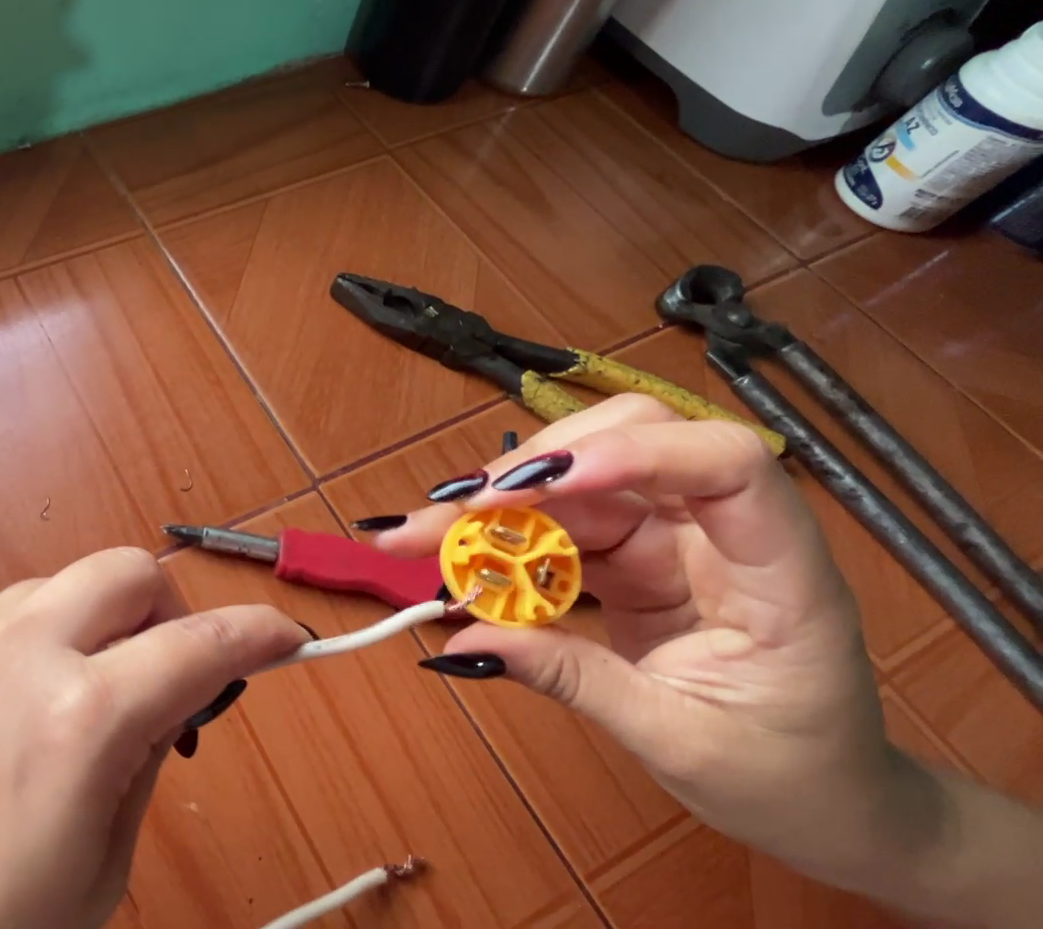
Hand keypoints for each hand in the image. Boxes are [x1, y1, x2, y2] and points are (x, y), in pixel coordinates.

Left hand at [0, 547, 308, 928]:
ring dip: (95, 623)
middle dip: (166, 608)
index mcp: (81, 719)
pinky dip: (32, 641)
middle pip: (125, 570)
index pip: (198, 645)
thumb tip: (172, 702)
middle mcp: (19, 652)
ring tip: (84, 695)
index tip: (283, 639)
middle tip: (169, 671)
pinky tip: (13, 707)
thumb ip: (144, 763)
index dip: (256, 636)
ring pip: (59, 585)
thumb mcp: (97, 870)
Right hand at [373, 395, 932, 892]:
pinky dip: (498, 537)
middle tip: (451, 508)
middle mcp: (719, 530)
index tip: (533, 487)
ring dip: (492, 501)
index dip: (628, 453)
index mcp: (776, 570)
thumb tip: (464, 642)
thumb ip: (574, 679)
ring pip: (573, 480)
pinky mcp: (628, 556)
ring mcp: (669, 537)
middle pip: (628, 439)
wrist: (823, 802)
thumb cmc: (786, 776)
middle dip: (532, 465)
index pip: (724, 462)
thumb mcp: (677, 738)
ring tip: (418, 537)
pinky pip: (554, 525)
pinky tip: (453, 558)